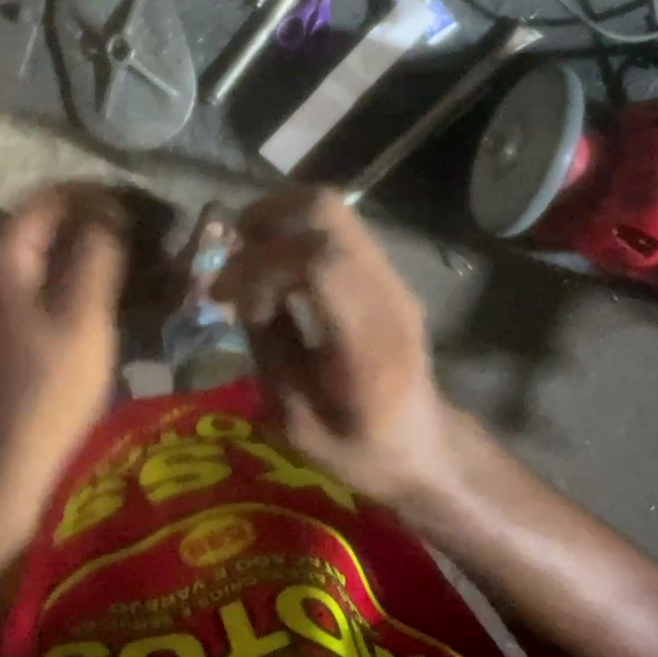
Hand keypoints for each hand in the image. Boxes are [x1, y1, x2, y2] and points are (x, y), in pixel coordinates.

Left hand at [0, 181, 128, 491]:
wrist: (10, 457)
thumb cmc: (51, 386)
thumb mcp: (85, 315)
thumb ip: (97, 254)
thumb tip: (108, 210)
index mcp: (3, 255)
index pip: (49, 197)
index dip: (93, 194)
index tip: (135, 204)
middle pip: (40, 220)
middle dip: (87, 217)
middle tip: (134, 228)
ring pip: (39, 249)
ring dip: (79, 244)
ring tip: (125, 252)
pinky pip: (35, 275)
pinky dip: (66, 269)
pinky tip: (99, 285)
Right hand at [212, 186, 454, 501]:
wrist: (426, 450)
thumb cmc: (359, 450)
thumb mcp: (297, 424)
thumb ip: (268, 351)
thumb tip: (238, 295)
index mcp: (369, 340)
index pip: (318, 261)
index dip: (262, 267)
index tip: (233, 303)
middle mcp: (386, 293)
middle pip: (325, 211)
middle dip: (263, 222)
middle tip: (231, 258)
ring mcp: (390, 276)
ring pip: (328, 206)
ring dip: (275, 220)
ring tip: (246, 259)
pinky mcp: (383, 271)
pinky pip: (332, 225)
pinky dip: (290, 230)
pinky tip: (272, 268)